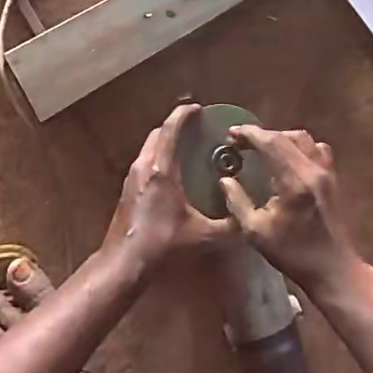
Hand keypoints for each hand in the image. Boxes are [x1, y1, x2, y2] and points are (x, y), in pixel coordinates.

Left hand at [105, 104, 232, 270]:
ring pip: (150, 146)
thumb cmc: (162, 244)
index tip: (199, 108)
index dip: (184, 114)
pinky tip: (174, 170)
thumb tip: (249, 218)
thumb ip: (229, 226)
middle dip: (176, 125)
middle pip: (158, 133)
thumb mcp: (202, 236)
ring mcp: (132, 176)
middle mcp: (144, 166)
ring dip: (166, 139)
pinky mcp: (128, 188)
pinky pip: (146, 159)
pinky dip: (159, 154)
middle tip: (197, 127)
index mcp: (162, 169)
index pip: (171, 129)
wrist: (123, 263)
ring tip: (188, 146)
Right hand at [219, 125, 361, 292]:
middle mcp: (313, 170)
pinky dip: (299, 146)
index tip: (231, 134)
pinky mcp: (333, 177)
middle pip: (286, 137)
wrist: (333, 267)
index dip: (249, 134)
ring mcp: (326, 172)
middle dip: (261, 134)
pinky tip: (288, 158)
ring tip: (262, 147)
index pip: (271, 143)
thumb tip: (225, 180)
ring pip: (303, 139)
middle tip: (240, 141)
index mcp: (294, 182)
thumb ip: (237, 202)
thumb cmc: (292, 253)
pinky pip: (317, 148)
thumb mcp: (256, 232)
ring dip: (280, 137)